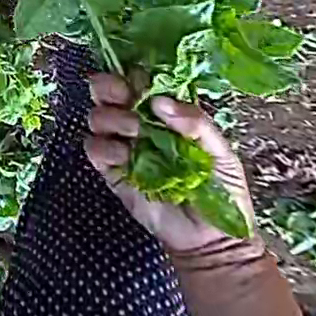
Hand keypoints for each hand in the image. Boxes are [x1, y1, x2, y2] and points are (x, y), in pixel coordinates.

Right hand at [85, 72, 264, 266]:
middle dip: (108, 87)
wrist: (213, 239)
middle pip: (108, 90)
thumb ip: (195, 121)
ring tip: (134, 132)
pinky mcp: (112, 172)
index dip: (133, 76)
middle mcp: (139, 121)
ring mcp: (123, 146)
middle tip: (125, 98)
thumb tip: (158, 100)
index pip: (138, 80)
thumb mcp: (220, 149)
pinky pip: (93, 149)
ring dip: (111, 118)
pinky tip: (124, 158)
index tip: (140, 84)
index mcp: (164, 110)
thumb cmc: (221, 188)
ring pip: (96, 116)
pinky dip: (103, 148)